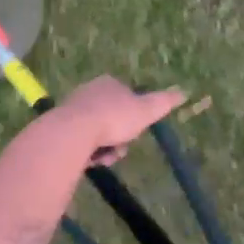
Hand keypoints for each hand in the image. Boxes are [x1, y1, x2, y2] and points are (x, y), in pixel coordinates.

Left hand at [49, 76, 185, 163]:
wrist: (74, 131)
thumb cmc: (114, 118)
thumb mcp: (146, 110)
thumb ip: (163, 102)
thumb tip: (183, 92)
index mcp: (108, 83)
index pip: (128, 99)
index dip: (135, 118)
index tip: (136, 131)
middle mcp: (89, 92)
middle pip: (113, 119)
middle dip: (120, 138)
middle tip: (120, 149)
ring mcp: (73, 109)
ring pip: (98, 133)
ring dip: (106, 149)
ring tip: (105, 157)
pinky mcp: (61, 127)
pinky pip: (82, 142)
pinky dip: (90, 152)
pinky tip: (91, 160)